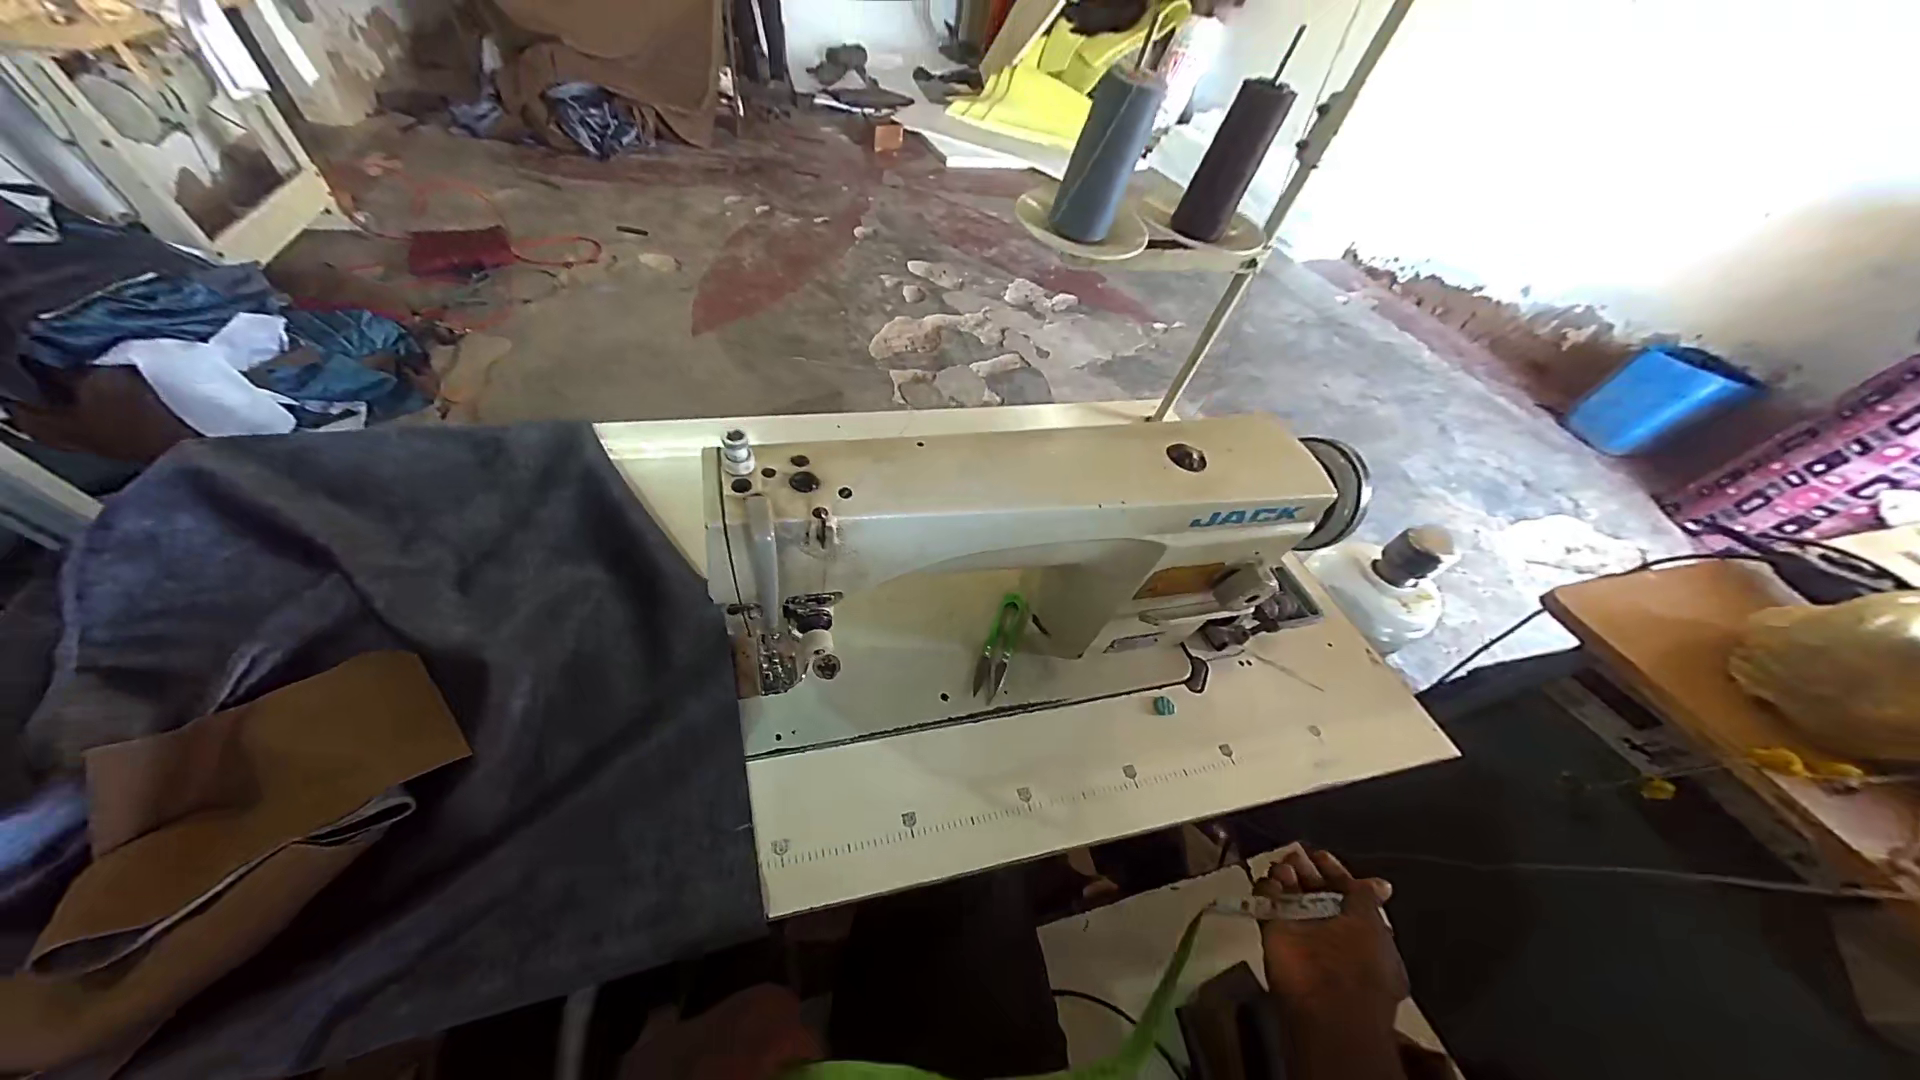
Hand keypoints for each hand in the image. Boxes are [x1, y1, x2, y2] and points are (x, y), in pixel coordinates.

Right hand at [1257, 846, 1407, 1035]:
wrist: (1325, 1003)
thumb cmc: (1360, 965)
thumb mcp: (1372, 926)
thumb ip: (1366, 899)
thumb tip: (1379, 884)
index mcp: (1361, 933)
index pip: (1346, 894)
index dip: (1335, 873)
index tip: (1321, 855)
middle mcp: (1330, 931)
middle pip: (1315, 891)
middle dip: (1306, 870)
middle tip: (1296, 853)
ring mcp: (1301, 932)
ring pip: (1290, 894)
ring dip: (1287, 875)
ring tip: (1284, 863)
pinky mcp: (1274, 934)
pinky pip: (1267, 902)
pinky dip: (1267, 887)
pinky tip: (1272, 877)